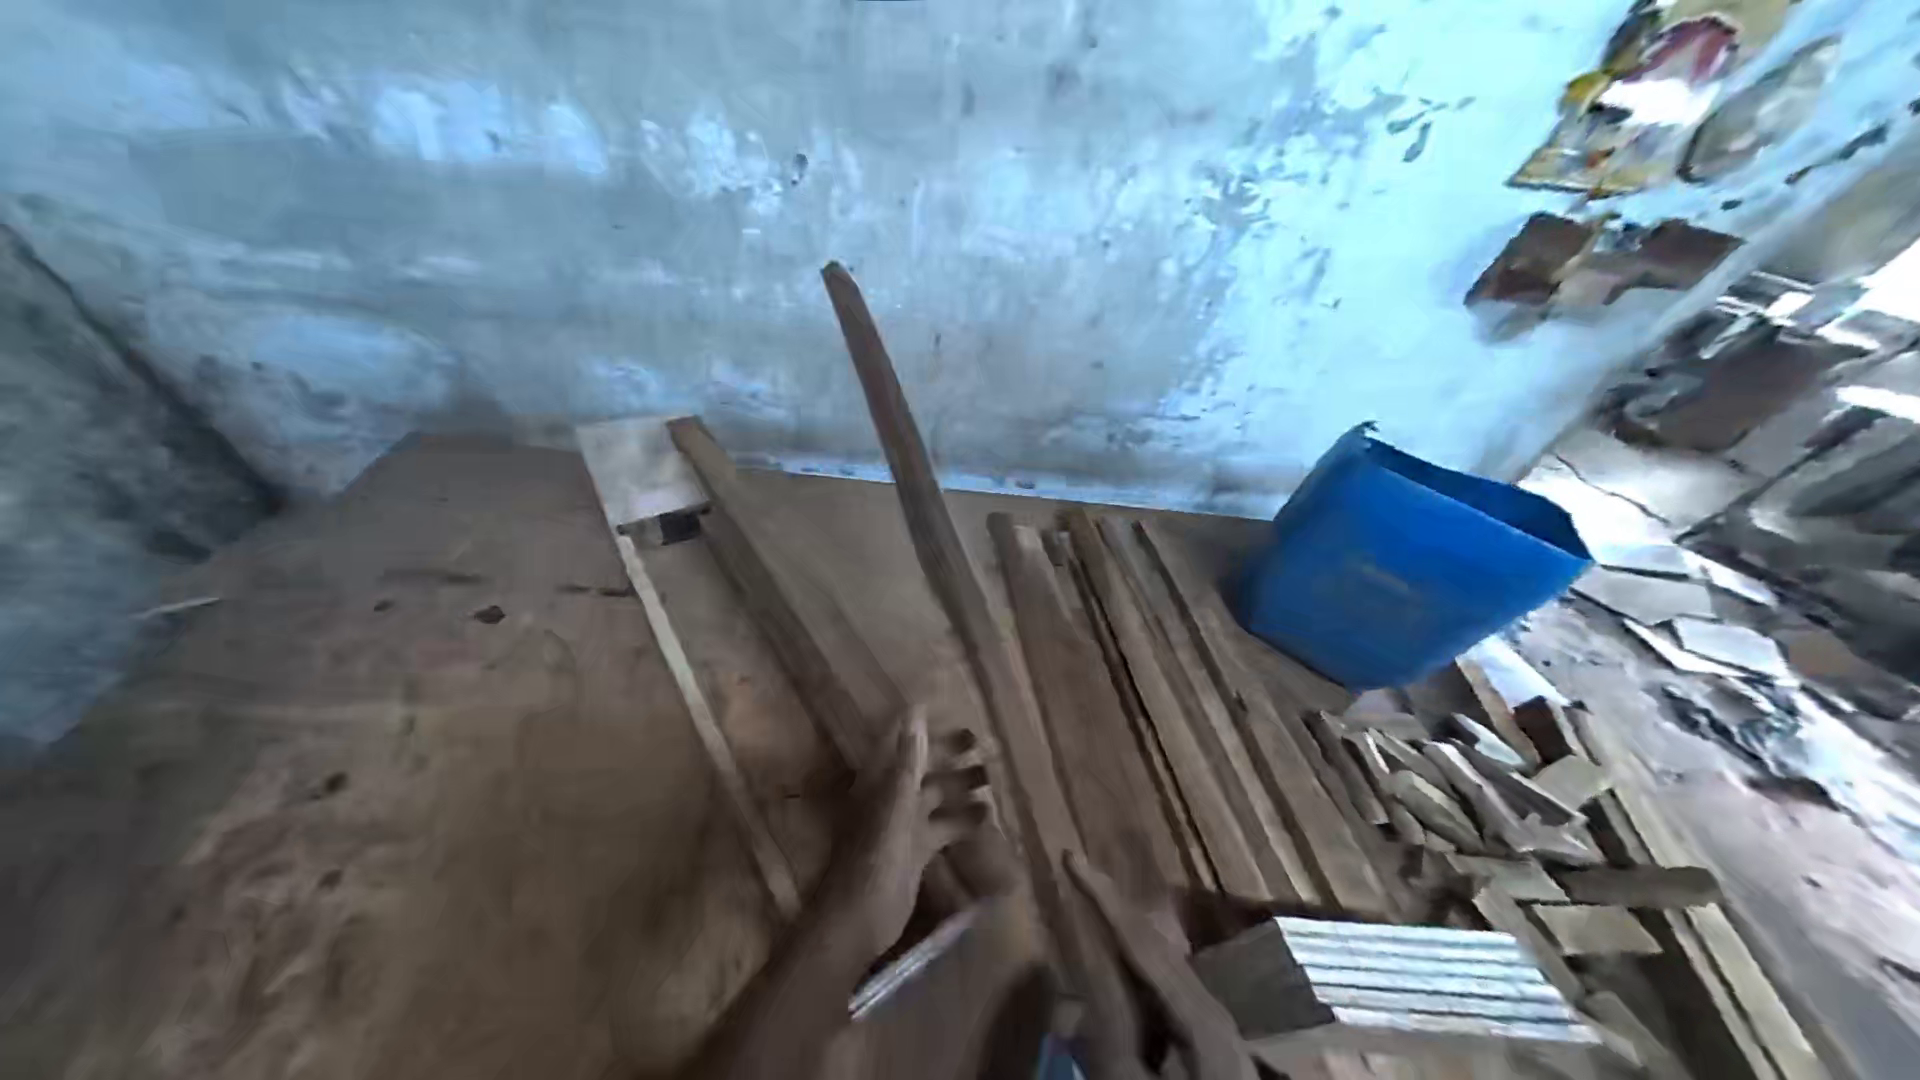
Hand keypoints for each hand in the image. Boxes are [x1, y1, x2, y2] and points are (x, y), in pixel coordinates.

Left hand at [817, 707, 989, 957]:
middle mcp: (890, 796)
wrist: (858, 921)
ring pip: (936, 795)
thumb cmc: (875, 859)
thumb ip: (908, 762)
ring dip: (961, 786)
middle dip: (950, 754)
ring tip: (991, 778)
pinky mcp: (916, 850)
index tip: (950, 709)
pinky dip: (963, 820)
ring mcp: (903, 825)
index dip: (922, 724)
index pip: (900, 741)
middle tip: (982, 745)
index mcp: (879, 781)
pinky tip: (987, 817)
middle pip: (923, 766)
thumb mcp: (895, 807)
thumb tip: (915, 713)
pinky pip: (943, 826)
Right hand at [1067, 852, 1256, 1079]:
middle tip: (1076, 872)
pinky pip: (1162, 998)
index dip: (1100, 897)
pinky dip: (1132, 978)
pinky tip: (1116, 974)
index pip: (1138, 941)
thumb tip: (1065, 1010)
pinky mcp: (1208, 1051)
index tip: (1069, 856)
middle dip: (1112, 907)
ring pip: (1158, 970)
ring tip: (1089, 906)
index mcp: (1200, 1018)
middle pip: (1151, 946)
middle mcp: (1210, 1012)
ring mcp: (1212, 1032)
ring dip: (1121, 939)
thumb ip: (1106, 1050)